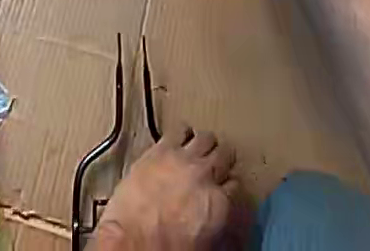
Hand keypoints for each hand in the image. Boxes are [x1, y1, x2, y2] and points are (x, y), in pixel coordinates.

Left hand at [93, 127, 238, 250]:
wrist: (134, 241)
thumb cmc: (165, 249)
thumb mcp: (203, 245)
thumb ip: (215, 223)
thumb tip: (216, 221)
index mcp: (219, 205)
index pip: (235, 186)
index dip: (230, 186)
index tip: (226, 186)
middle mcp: (205, 176)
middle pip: (224, 154)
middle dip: (223, 159)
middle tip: (218, 161)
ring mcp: (184, 158)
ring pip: (205, 137)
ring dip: (205, 143)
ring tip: (201, 147)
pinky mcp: (162, 148)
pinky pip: (179, 129)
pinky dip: (183, 132)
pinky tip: (180, 137)